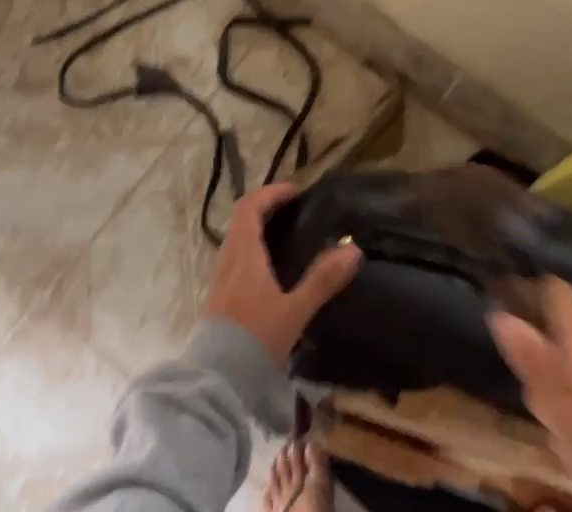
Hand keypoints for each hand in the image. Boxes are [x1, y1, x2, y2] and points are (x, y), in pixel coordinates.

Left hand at [202, 183, 362, 368]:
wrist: (218, 379)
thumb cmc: (256, 337)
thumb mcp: (295, 310)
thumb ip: (323, 279)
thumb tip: (353, 249)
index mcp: (244, 254)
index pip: (250, 207)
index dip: (271, 193)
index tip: (296, 192)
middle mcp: (228, 260)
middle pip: (242, 220)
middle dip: (267, 209)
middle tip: (296, 213)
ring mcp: (220, 279)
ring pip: (237, 241)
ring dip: (258, 230)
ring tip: (287, 239)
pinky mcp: (219, 298)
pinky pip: (235, 260)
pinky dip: (253, 251)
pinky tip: (271, 271)